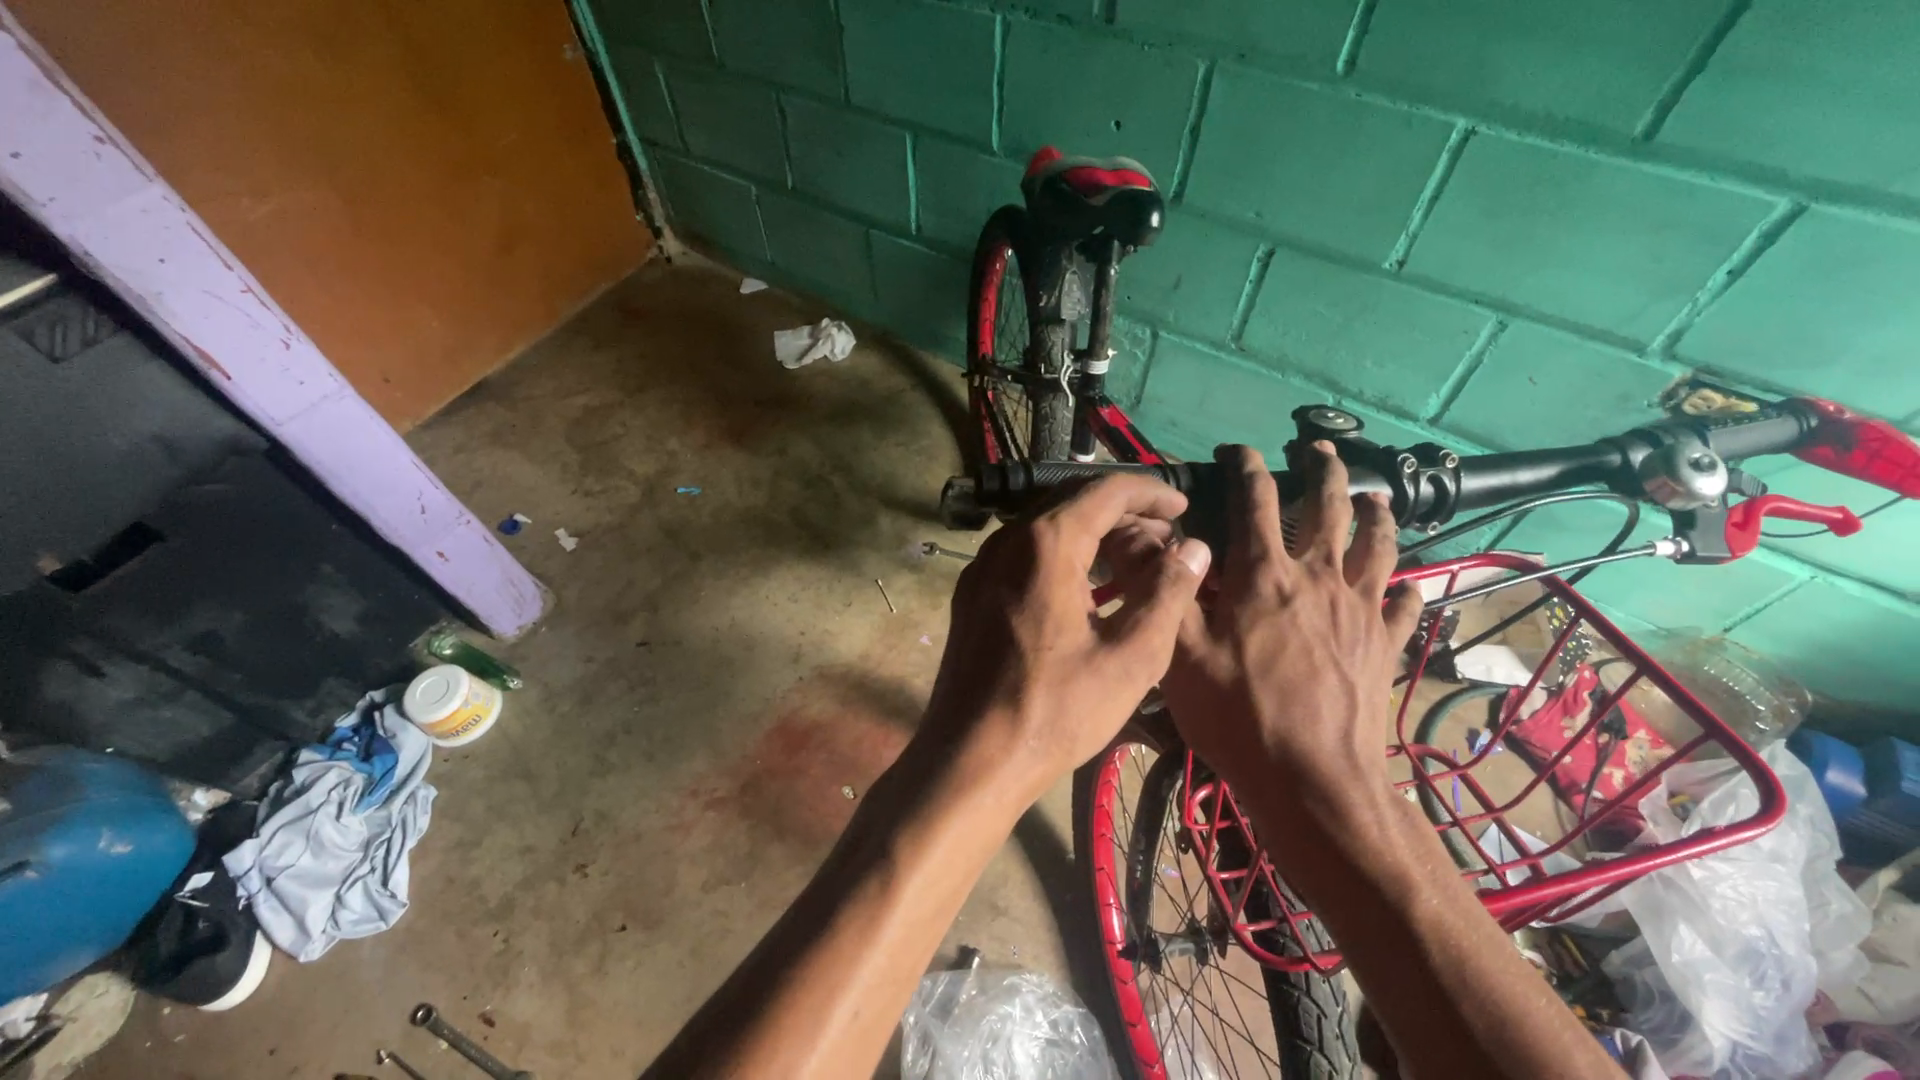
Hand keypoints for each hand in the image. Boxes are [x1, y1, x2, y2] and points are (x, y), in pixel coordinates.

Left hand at [924, 475, 1210, 799]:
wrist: (972, 758)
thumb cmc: (1057, 710)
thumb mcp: (1131, 657)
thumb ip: (1167, 594)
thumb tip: (1193, 548)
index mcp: (1045, 544)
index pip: (1106, 492)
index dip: (1150, 493)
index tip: (1184, 507)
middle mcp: (1006, 542)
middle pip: (1072, 505)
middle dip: (1124, 514)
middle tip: (1166, 538)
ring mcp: (981, 569)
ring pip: (1044, 531)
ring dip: (1091, 536)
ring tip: (1133, 561)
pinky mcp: (971, 597)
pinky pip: (1023, 557)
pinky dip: (1061, 558)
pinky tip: (1084, 591)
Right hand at [1161, 443, 1421, 846]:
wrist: (1314, 780)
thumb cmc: (1239, 715)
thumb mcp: (1179, 653)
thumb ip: (1160, 589)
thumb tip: (1137, 533)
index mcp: (1266, 576)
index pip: (1255, 502)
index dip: (1245, 468)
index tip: (1240, 448)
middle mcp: (1319, 579)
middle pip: (1329, 508)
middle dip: (1324, 470)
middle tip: (1320, 446)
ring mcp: (1359, 612)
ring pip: (1377, 547)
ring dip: (1376, 516)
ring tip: (1375, 497)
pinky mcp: (1383, 646)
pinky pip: (1402, 607)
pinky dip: (1404, 590)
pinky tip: (1406, 587)